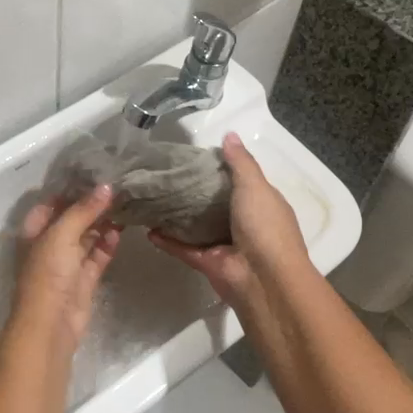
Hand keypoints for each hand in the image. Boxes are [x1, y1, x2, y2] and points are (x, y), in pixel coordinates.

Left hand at [12, 185, 120, 346]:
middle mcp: (49, 245)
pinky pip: (97, 256)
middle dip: (90, 205)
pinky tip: (119, 230)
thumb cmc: (47, 274)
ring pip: (86, 237)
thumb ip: (83, 210)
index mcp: (34, 232)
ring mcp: (66, 264)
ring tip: (123, 205)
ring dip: (102, 223)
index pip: (50, 203)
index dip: (69, 189)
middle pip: (71, 219)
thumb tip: (107, 187)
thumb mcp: (61, 235)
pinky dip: (107, 244)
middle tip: (116, 187)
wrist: (50, 324)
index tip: (93, 173)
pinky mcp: (83, 280)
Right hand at [150, 133, 309, 306]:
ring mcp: (223, 245)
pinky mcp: (206, 262)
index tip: (194, 159)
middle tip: (166, 176)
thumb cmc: (265, 226)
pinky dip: (166, 240)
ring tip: (152, 199)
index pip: (239, 183)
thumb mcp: (255, 187)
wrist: (263, 278)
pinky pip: (182, 248)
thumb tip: (229, 135)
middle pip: (214, 205)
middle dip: (194, 193)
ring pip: (196, 227)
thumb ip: (240, 163)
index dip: (219, 170)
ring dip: (177, 217)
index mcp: (260, 205)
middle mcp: (243, 224)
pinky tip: (147, 229)